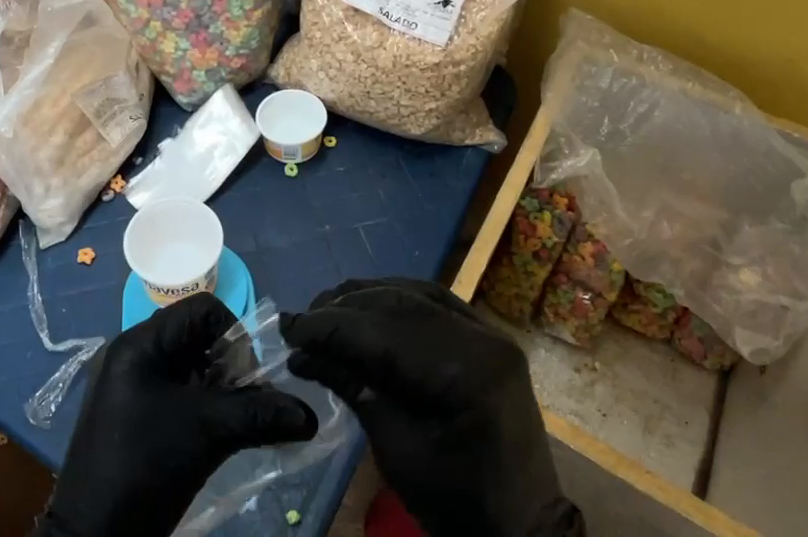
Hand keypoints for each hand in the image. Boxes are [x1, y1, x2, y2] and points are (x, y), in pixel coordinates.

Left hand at [39, 293, 319, 536]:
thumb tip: (309, 416)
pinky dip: (201, 405)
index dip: (233, 335)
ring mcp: (129, 385)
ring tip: (231, 422)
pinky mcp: (132, 414)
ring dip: (218, 388)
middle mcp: (132, 354)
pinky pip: (175, 391)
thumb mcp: (209, 433)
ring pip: (188, 366)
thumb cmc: (146, 466)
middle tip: (243, 402)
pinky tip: (213, 435)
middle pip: (196, 336)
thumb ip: (260, 414)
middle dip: (228, 365)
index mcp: (139, 343)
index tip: (247, 378)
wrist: (94, 534)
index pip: (201, 309)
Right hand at [282, 278, 582, 536]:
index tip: (288, 328)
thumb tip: (301, 354)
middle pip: (401, 304)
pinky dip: (393, 300)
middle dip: (343, 308)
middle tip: (299, 320)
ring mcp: (491, 334)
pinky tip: (363, 308)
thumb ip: (354, 389)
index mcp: (469, 373)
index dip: (331, 326)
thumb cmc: (455, 501)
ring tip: (323, 310)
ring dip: (365, 298)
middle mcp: (485, 339)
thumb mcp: (396, 450)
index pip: (386, 332)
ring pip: (415, 294)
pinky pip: (434, 303)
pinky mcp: (488, 338)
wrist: (519, 526)